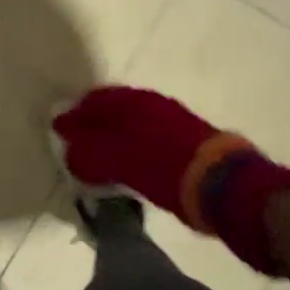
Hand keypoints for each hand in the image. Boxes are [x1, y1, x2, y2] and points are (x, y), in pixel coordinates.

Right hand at [52, 87, 289, 275]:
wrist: (231, 187)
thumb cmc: (167, 169)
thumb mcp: (121, 163)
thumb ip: (91, 156)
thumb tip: (69, 152)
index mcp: (133, 102)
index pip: (94, 101)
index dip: (74, 115)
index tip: (58, 127)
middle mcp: (153, 103)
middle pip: (114, 108)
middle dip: (93, 122)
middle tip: (76, 137)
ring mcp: (175, 120)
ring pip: (133, 121)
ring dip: (114, 133)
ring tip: (101, 151)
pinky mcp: (192, 139)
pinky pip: (150, 135)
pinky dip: (133, 143)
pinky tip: (131, 159)